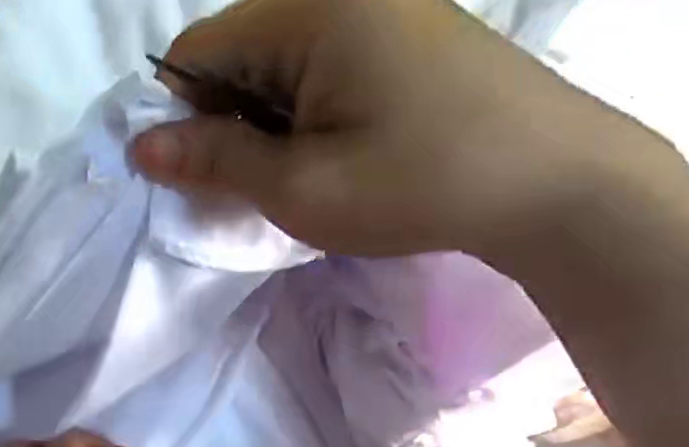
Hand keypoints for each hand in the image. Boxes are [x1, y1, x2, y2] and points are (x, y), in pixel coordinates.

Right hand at [130, 0, 688, 262]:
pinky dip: (304, 112)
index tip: (200, 177)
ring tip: (300, 173)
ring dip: (266, 123)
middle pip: (235, 53)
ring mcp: (377, 3)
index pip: (196, 51)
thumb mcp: (298, 186)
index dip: (179, 118)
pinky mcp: (401, 28)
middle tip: (256, 185)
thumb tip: (141, 145)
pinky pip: (320, 63)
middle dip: (225, 122)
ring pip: (276, 63)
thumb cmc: (413, 185)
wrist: (547, 180)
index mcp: (308, 9)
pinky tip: (332, 151)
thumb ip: (216, 159)